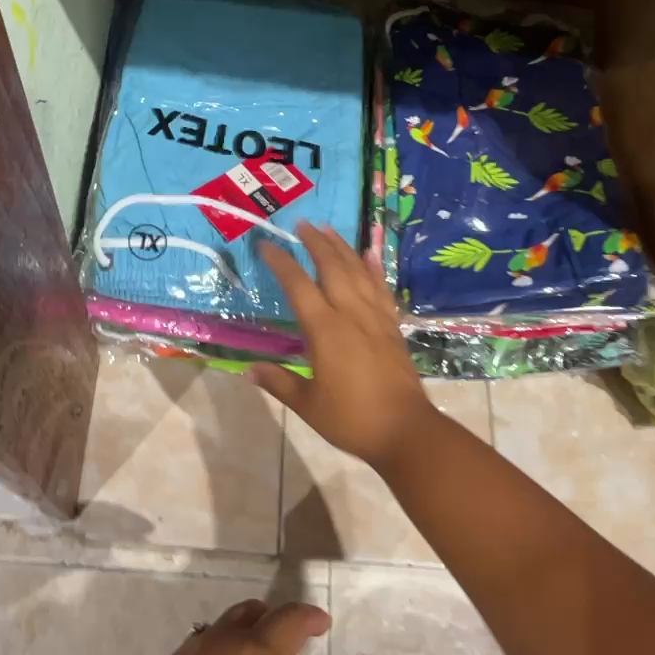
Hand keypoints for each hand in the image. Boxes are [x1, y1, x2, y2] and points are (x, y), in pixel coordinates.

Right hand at [254, 222, 438, 469]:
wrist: (404, 430)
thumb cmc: (351, 419)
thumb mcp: (307, 404)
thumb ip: (279, 382)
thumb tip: (249, 369)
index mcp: (325, 330)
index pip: (298, 286)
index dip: (281, 262)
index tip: (267, 245)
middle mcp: (351, 314)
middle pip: (332, 268)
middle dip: (316, 243)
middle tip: (302, 224)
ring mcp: (375, 318)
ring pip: (358, 272)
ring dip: (343, 248)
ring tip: (329, 230)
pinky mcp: (392, 327)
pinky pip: (382, 289)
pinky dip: (375, 269)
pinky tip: (370, 255)